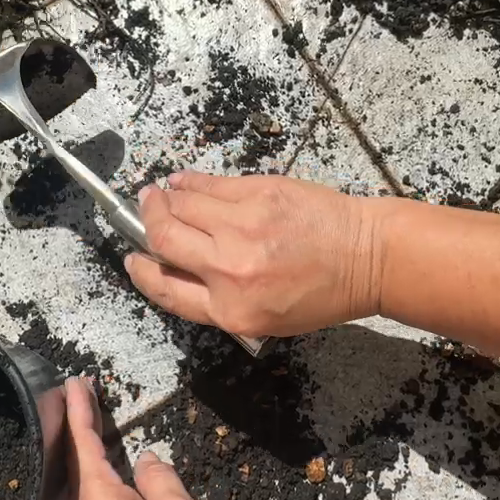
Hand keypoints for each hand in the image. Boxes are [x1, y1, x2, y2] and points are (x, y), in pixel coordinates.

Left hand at [61, 378, 207, 499]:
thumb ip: (162, 478)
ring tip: (90, 424)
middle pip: (73, 460)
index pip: (82, 441)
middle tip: (79, 392)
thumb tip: (147, 460)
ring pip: (77, 484)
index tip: (74, 381)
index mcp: (98, 499)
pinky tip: (101, 475)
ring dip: (82, 451)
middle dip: (76, 424)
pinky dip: (89, 478)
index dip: (78, 408)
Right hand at [123, 172, 387, 338]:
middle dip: (146, 221)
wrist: (366, 257)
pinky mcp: (259, 192)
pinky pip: (209, 184)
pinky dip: (189, 181)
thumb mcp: (265, 319)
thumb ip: (218, 299)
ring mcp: (243, 226)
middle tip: (143, 209)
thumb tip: (180, 266)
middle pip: (164, 239)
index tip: (133, 257)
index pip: (164, 288)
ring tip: (159, 193)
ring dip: (163, 197)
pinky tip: (182, 181)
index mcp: (231, 310)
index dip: (141, 271)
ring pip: (181, 204)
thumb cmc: (321, 294)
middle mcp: (230, 269)